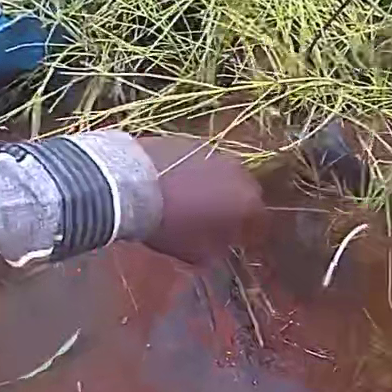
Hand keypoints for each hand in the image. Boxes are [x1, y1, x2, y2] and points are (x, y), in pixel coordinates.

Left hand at [136, 136, 263, 264]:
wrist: (130, 184)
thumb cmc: (169, 225)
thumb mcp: (196, 252)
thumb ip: (219, 251)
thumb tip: (223, 246)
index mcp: (248, 203)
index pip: (261, 223)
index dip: (249, 235)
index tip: (237, 242)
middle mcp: (240, 173)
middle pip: (246, 193)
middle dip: (236, 207)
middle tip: (215, 220)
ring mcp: (216, 151)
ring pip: (224, 174)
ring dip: (216, 186)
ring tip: (193, 198)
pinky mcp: (192, 139)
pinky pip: (202, 160)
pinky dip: (196, 171)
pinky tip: (176, 181)